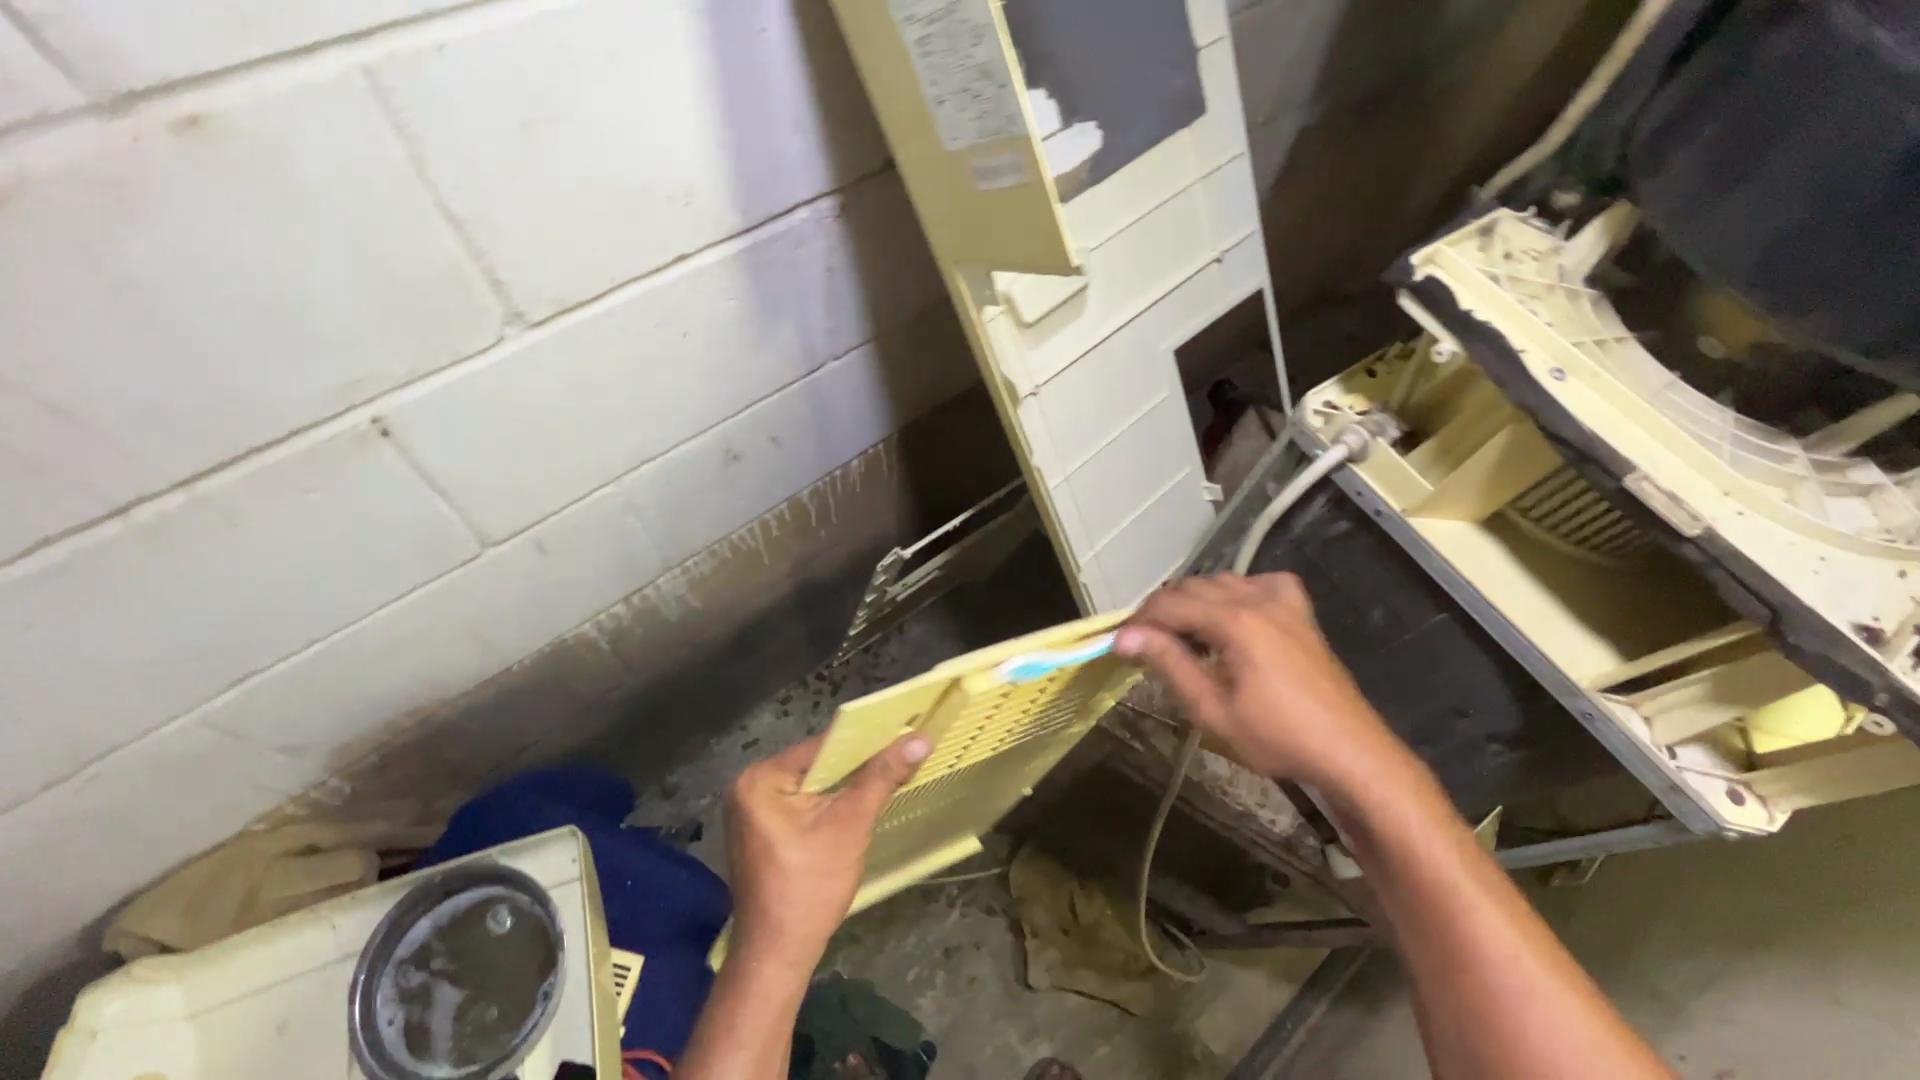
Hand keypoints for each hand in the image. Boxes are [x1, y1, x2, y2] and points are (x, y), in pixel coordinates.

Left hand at [724, 732, 929, 964]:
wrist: (778, 952)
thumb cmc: (811, 886)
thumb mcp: (850, 824)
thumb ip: (882, 776)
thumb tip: (920, 738)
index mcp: (760, 778)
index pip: (823, 745)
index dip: (866, 740)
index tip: (904, 734)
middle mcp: (747, 786)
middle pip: (816, 763)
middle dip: (858, 763)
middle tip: (902, 755)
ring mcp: (750, 810)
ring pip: (811, 784)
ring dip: (846, 784)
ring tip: (889, 775)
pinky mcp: (760, 830)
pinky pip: (801, 803)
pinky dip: (828, 803)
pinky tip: (857, 805)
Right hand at [1113, 573, 1406, 790]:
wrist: (1348, 750)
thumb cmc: (1277, 737)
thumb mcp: (1212, 708)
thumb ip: (1169, 663)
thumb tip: (1124, 637)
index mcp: (1235, 621)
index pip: (1169, 604)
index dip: (1139, 621)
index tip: (1119, 645)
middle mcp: (1258, 598)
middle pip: (1193, 587)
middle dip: (1163, 611)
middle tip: (1145, 646)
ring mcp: (1284, 600)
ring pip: (1222, 583)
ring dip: (1195, 603)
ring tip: (1182, 641)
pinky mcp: (1300, 611)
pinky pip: (1257, 585)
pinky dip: (1234, 595)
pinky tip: (1231, 621)